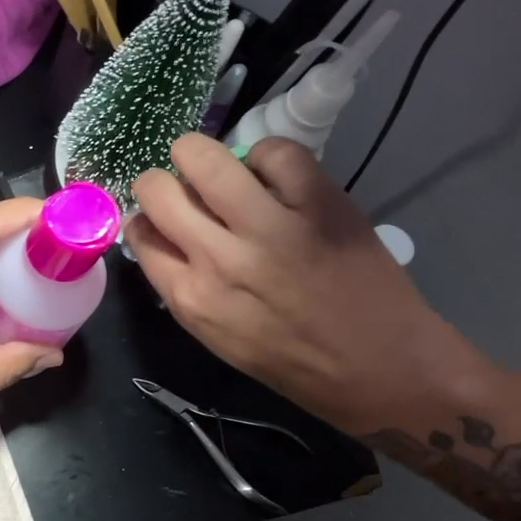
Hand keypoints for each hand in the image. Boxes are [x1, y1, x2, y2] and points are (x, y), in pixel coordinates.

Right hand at [129, 135, 484, 435]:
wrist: (380, 367)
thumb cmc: (293, 362)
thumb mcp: (217, 335)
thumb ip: (184, 286)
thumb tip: (166, 238)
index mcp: (190, 298)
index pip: (140, 234)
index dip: (144, 219)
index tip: (159, 219)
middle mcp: (218, 258)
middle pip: (158, 189)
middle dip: (160, 181)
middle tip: (184, 189)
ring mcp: (269, 227)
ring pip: (204, 159)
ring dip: (199, 155)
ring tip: (218, 169)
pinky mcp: (317, 203)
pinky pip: (274, 153)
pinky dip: (265, 156)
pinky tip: (271, 174)